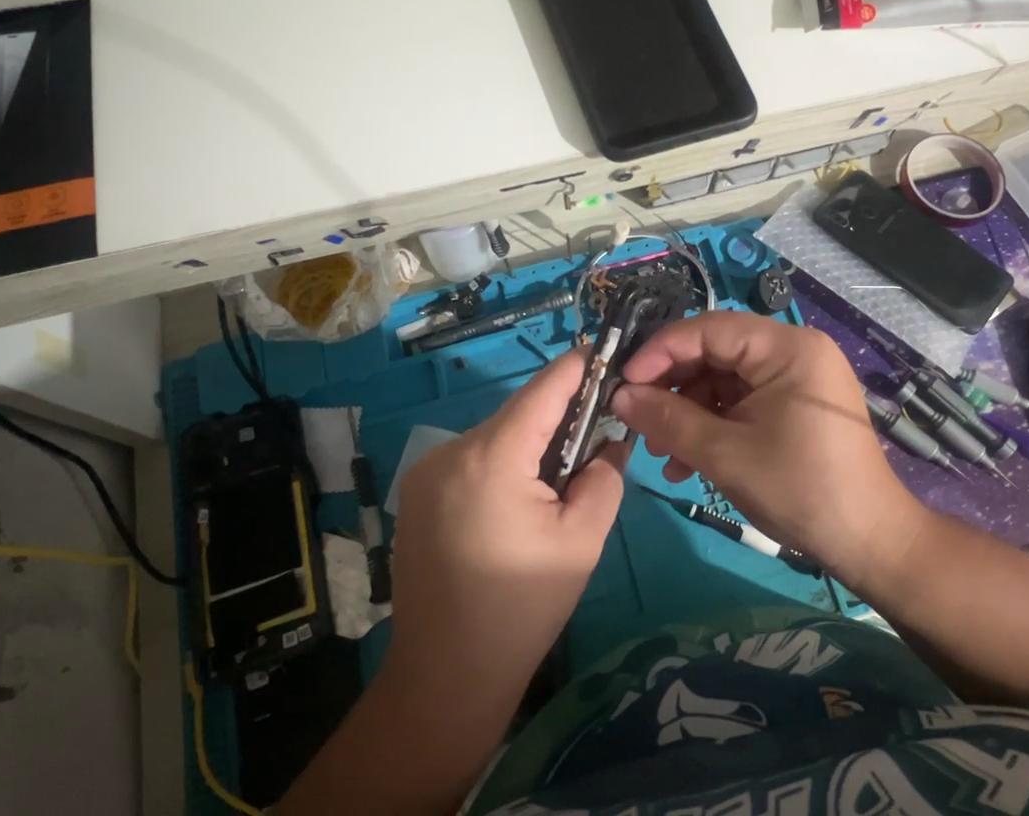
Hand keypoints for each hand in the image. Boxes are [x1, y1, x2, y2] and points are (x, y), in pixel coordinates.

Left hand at [388, 350, 624, 695]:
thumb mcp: (582, 540)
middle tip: (598, 442)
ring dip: (530, 447)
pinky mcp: (417, 497)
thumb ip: (604, 478)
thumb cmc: (523, 607)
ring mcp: (425, 475)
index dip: (578, 368)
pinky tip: (520, 507)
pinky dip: (503, 467)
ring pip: (495, 439)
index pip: (543, 390)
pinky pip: (472, 463)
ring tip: (560, 486)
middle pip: (518, 415)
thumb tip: (611, 442)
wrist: (447, 674)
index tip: (609, 354)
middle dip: (560, 420)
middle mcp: (449, 453)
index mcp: (491, 457)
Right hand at [609, 312, 925, 587]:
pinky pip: (744, 402)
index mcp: (787, 348)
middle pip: (716, 352)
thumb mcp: (724, 454)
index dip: (661, 352)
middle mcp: (796, 352)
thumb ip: (668, 419)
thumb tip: (619, 397)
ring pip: (726, 380)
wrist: (867, 540)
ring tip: (662, 454)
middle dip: (674, 388)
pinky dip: (714, 426)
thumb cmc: (798, 489)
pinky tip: (688, 463)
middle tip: (638, 420)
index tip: (624, 383)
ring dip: (689, 414)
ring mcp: (799, 379)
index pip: (709, 329)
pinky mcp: (798, 406)